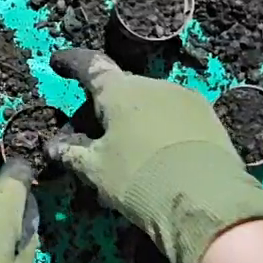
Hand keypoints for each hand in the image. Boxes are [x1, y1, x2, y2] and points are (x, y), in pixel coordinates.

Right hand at [47, 49, 262, 262]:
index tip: (59, 63)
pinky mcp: (209, 117)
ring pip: (151, 102)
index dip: (72, 63)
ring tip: (130, 149)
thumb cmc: (137, 177)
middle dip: (106, 104)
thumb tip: (53, 146)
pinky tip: (159, 154)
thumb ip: (72, 154)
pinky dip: (161, 128)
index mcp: (120, 91)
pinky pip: (175, 116)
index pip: (91, 67)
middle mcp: (153, 85)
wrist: (204, 199)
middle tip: (94, 130)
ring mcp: (185, 98)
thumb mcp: (96, 170)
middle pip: (123, 88)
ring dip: (137, 117)